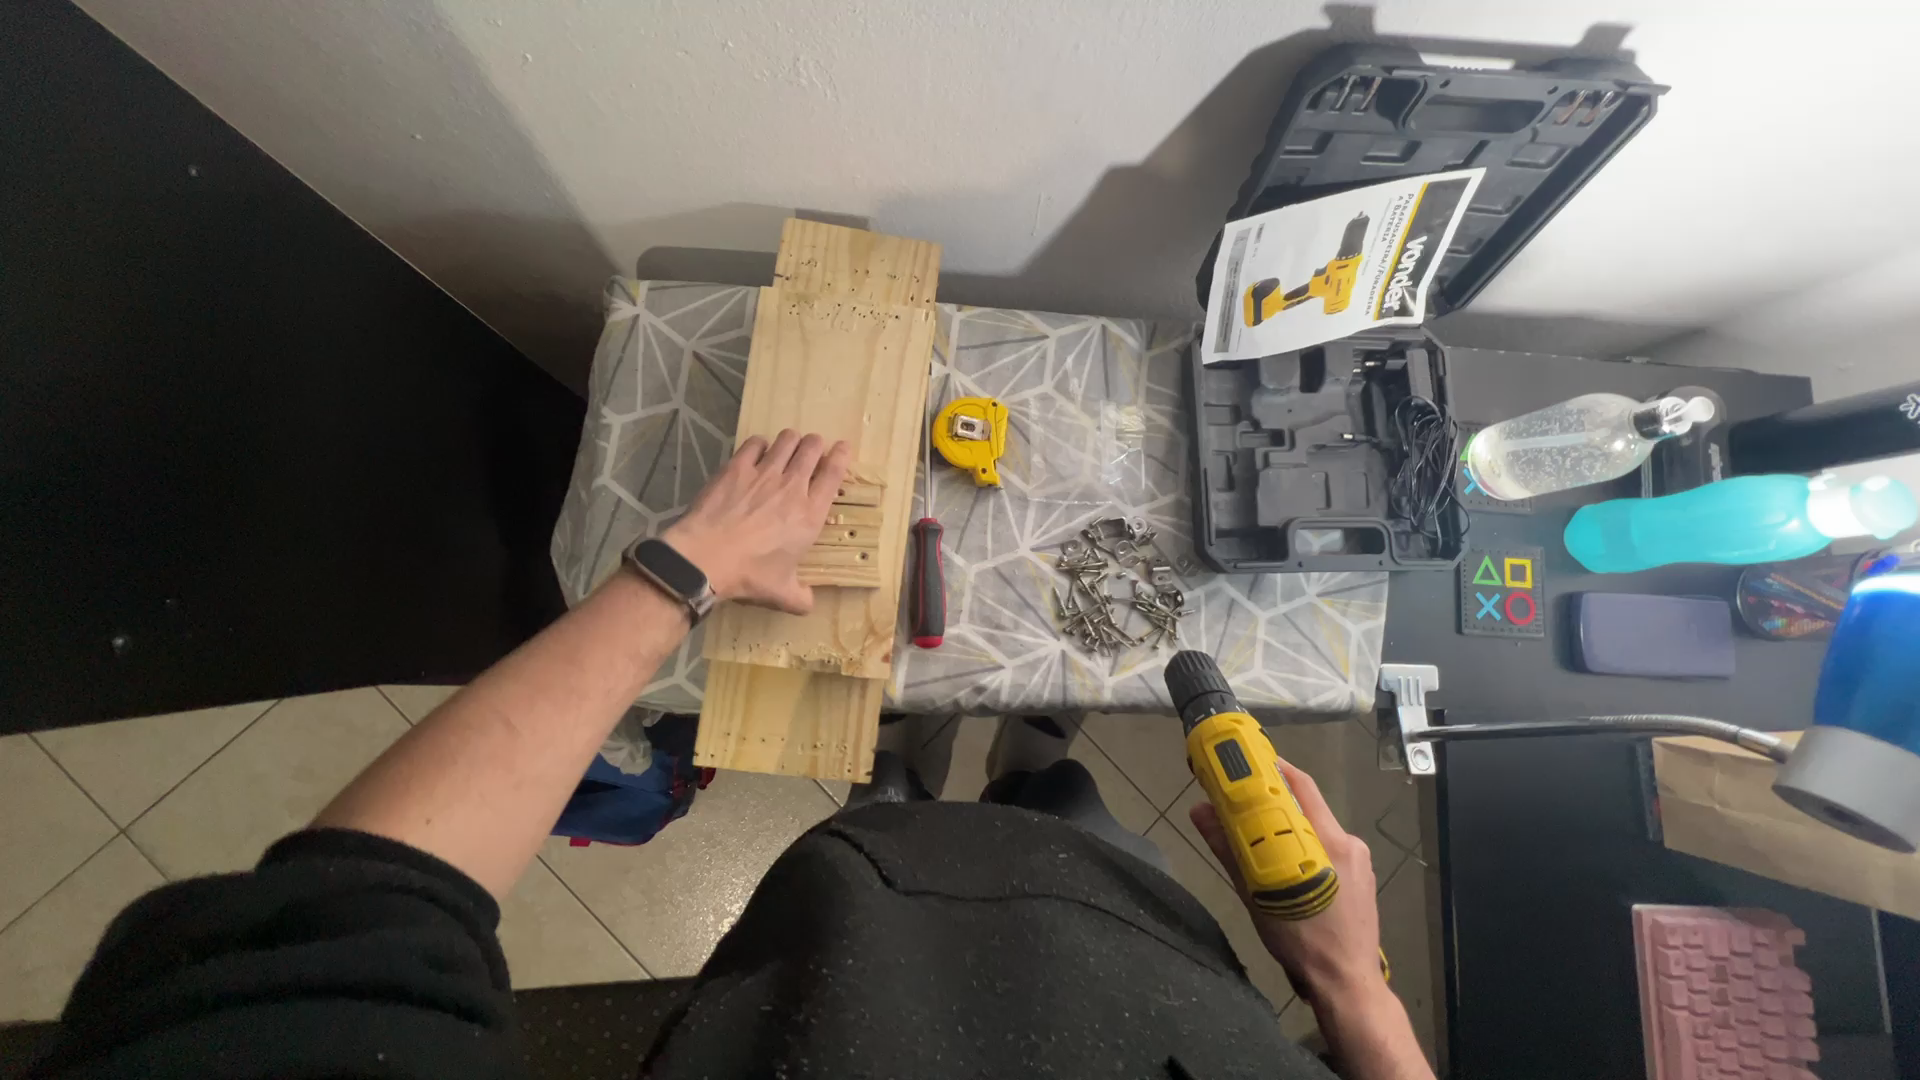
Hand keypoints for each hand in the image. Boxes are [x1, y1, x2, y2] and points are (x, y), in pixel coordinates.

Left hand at [661, 429, 850, 614]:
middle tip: (813, 448)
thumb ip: (801, 597)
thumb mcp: (782, 594)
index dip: (842, 457)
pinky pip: (754, 444)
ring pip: (787, 440)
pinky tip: (758, 451)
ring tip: (788, 445)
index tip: (843, 448)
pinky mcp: (736, 468)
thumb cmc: (749, 575)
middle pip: (812, 449)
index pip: (834, 474)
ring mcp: (763, 473)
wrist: (706, 557)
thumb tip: (808, 603)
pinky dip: (760, 444)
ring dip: (791, 440)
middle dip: (816, 444)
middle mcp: (792, 487)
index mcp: (810, 514)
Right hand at [1190, 756, 1381, 1005]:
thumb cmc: (1302, 941)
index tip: (1246, 762)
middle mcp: (1348, 843)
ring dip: (1289, 823)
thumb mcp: (1257, 894)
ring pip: (1317, 827)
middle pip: (1308, 805)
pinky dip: (1305, 843)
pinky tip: (1286, 862)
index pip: (1301, 786)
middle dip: (1275, 797)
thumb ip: (1228, 849)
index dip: (1274, 768)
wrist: (1347, 986)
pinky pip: (1328, 847)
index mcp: (1329, 841)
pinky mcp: (1362, 878)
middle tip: (1243, 795)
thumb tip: (1199, 811)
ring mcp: (1359, 861)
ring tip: (1259, 832)